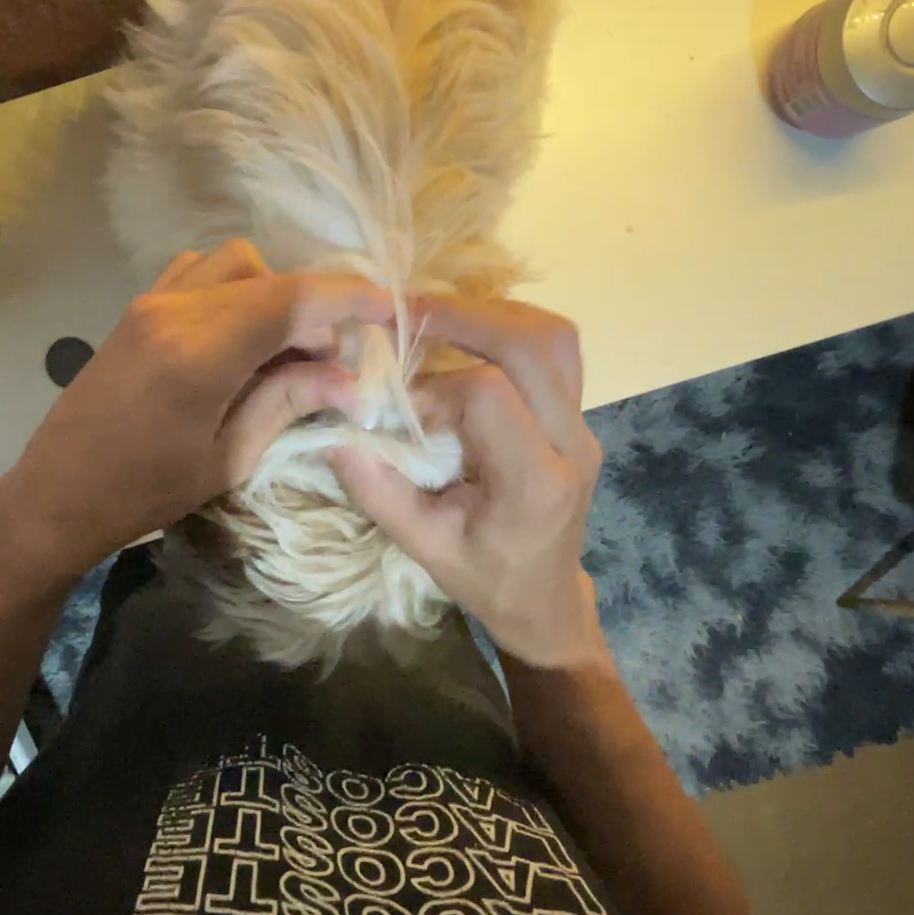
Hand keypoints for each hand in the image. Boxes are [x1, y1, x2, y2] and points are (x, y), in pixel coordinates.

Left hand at [0, 241, 391, 586]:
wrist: (56, 494)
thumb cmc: (143, 493)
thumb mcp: (226, 460)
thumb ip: (287, 405)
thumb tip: (348, 377)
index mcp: (201, 353)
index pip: (292, 298)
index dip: (350, 297)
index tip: (391, 310)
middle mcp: (174, 309)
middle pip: (269, 276)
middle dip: (313, 307)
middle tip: (325, 362)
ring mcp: (149, 302)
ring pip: (234, 265)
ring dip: (272, 295)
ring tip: (280, 351)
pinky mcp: (135, 309)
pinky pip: (199, 274)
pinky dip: (234, 291)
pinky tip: (237, 339)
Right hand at [329, 297, 605, 667]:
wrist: (545, 599)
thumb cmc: (484, 578)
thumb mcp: (421, 545)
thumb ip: (375, 489)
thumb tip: (329, 433)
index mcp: (533, 481)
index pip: (487, 395)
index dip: (433, 388)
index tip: (399, 410)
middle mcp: (571, 443)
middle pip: (534, 345)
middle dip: (466, 318)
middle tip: (407, 314)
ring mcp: (584, 425)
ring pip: (553, 337)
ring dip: (492, 315)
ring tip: (437, 319)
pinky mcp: (577, 416)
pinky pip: (555, 351)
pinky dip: (508, 330)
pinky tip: (467, 340)